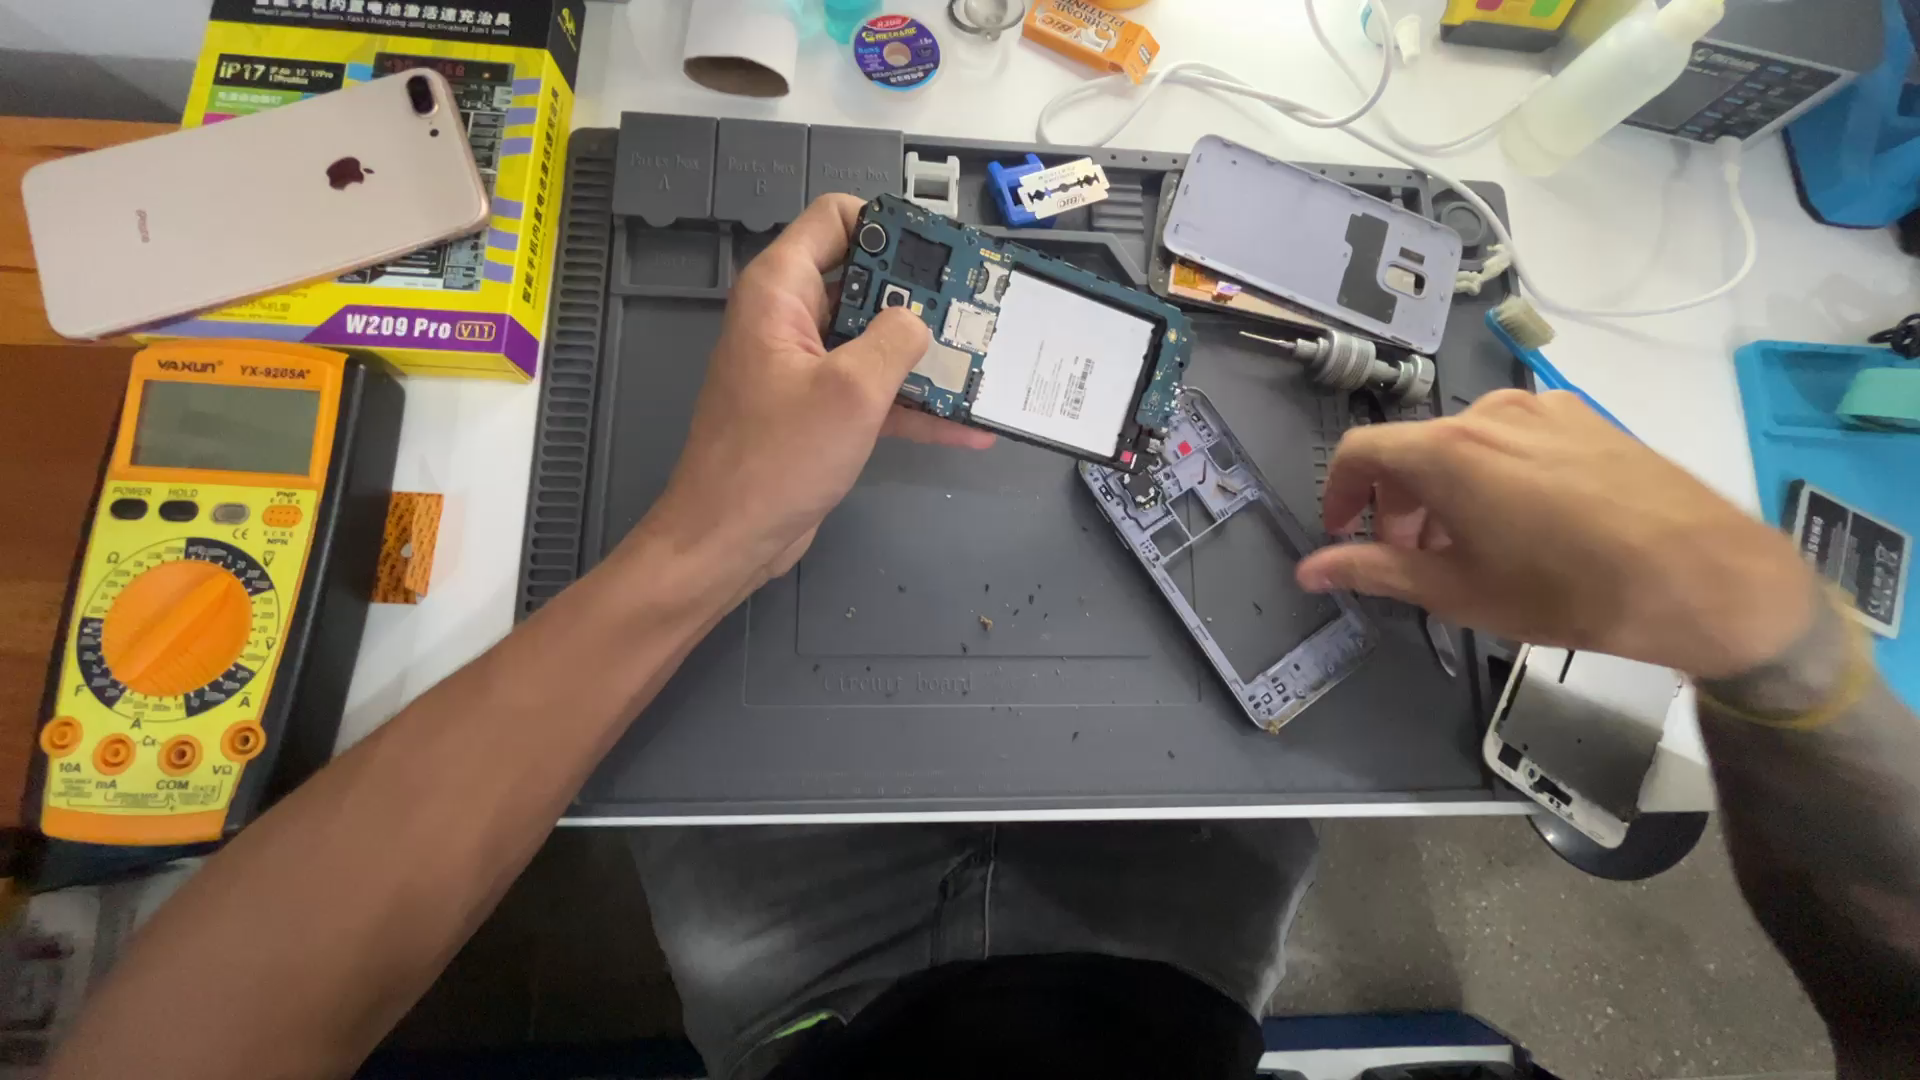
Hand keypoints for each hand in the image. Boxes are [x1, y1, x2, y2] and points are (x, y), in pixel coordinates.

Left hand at [637, 194, 993, 592]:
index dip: (891, 226)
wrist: (731, 538)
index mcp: (781, 291)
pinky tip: (967, 427)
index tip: (943, 253)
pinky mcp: (819, 414)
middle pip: (864, 282)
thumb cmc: (780, 456)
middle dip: (921, 296)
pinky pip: (873, 396)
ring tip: (985, 364)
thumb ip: (895, 339)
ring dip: (925, 357)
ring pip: (874, 344)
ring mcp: (806, 370)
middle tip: (979, 311)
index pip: (838, 219)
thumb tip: (917, 321)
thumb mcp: (850, 389)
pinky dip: (913, 408)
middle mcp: (790, 320)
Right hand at [1294, 389, 1814, 678]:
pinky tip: (1522, 518)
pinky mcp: (1588, 419)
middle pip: (1411, 450)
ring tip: (1468, 540)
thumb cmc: (1564, 591)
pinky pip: (1512, 437)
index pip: (1358, 452)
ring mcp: (1543, 411)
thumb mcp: (1454, 590)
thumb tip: (1307, 571)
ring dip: (1442, 489)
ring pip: (1461, 444)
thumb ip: (1371, 570)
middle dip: (1396, 503)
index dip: (1339, 493)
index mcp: (1444, 452)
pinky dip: (1490, 471)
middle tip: (1412, 554)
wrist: (1711, 580)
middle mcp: (1487, 415)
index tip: (1346, 533)